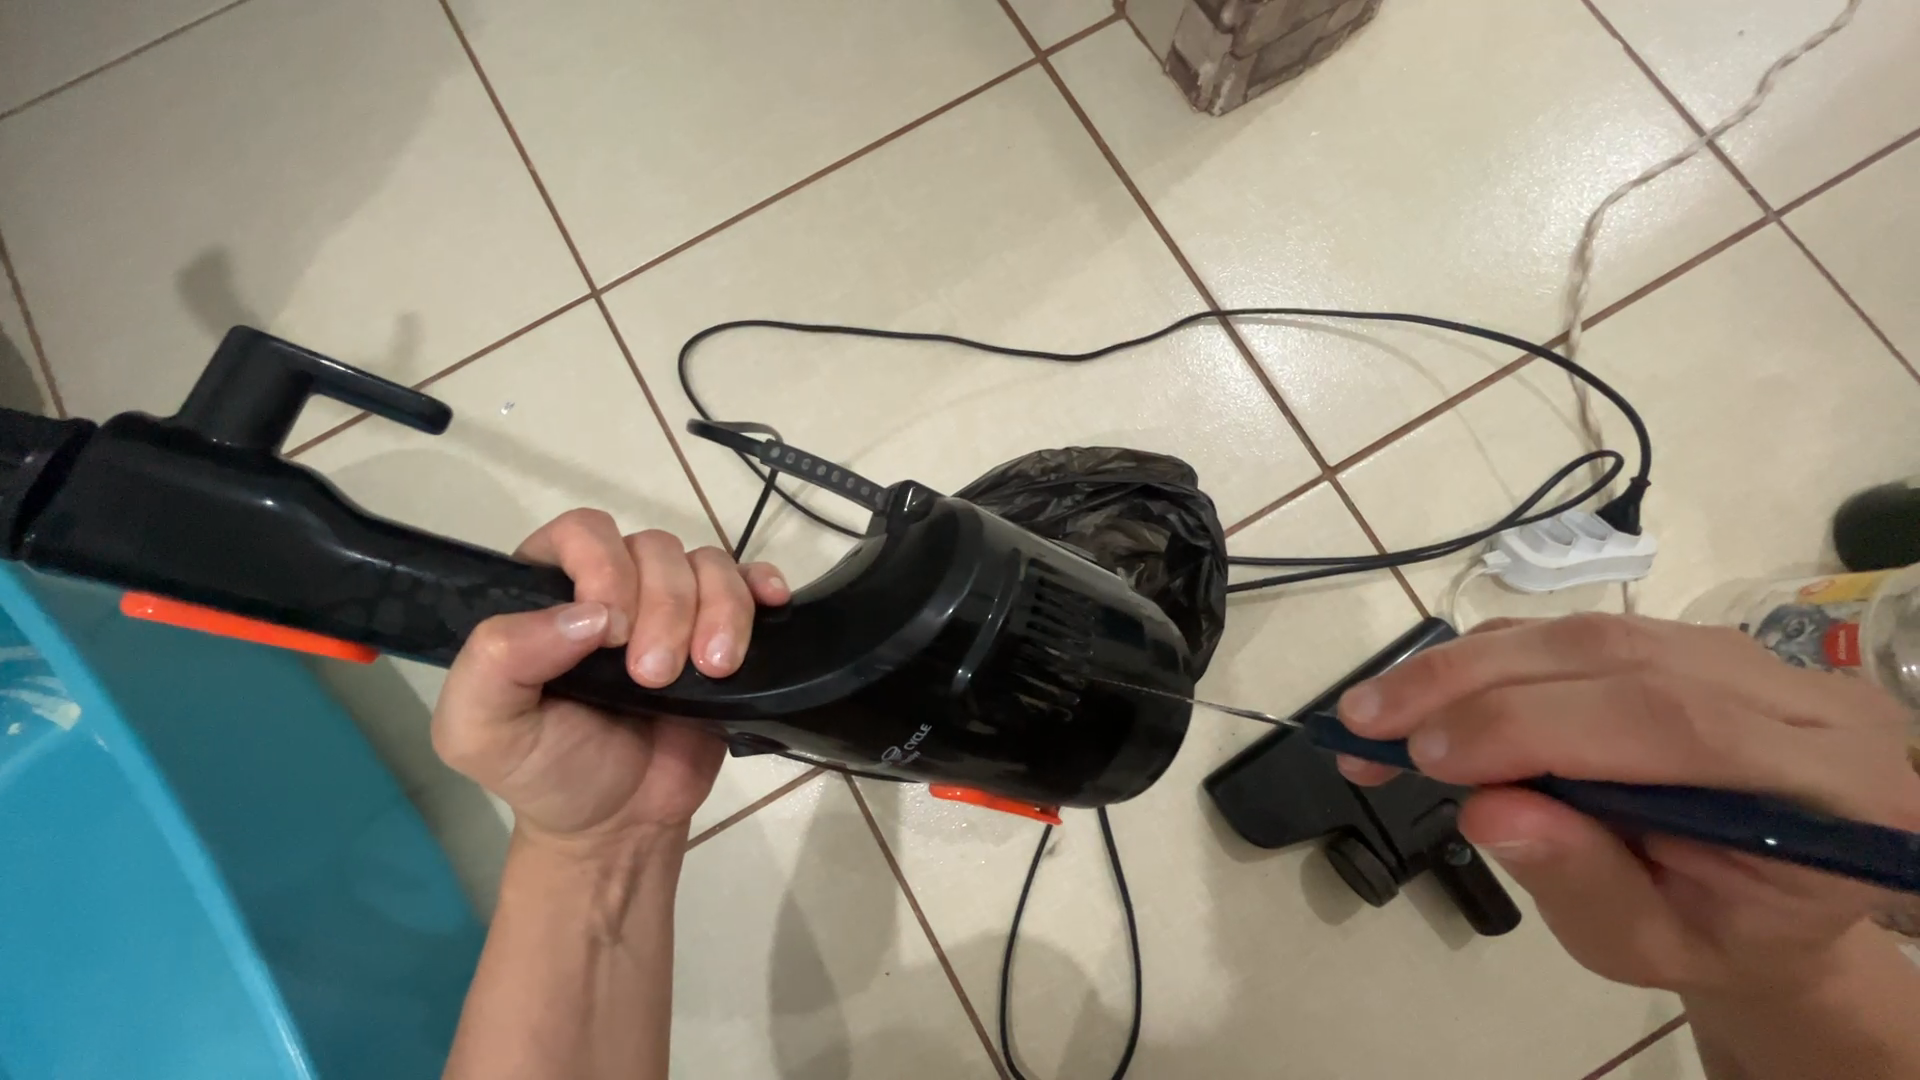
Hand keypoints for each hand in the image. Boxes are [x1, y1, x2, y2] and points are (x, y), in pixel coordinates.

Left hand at [431, 509, 789, 854]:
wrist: (623, 820)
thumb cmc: (549, 771)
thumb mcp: (481, 730)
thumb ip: (498, 660)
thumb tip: (589, 615)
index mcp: (550, 593)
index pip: (581, 533)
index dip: (603, 567)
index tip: (613, 633)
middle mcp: (616, 587)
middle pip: (656, 548)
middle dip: (666, 608)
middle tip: (655, 676)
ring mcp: (677, 606)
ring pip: (710, 563)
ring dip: (720, 610)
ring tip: (714, 670)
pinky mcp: (725, 627)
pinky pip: (751, 581)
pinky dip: (762, 586)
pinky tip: (772, 604)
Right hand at [1335, 614, 1919, 997]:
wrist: (1752, 895)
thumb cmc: (1709, 934)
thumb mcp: (1647, 944)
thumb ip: (1581, 881)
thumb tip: (1484, 812)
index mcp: (1834, 791)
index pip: (1668, 723)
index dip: (1529, 726)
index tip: (1420, 758)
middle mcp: (1796, 698)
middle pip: (1607, 656)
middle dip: (1465, 684)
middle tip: (1363, 722)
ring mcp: (1730, 655)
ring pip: (1570, 632)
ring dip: (1454, 667)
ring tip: (1372, 710)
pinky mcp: (1665, 639)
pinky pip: (1553, 631)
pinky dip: (1473, 659)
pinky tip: (1423, 695)